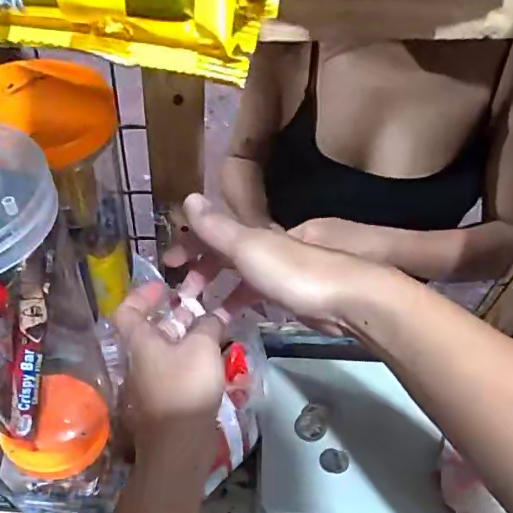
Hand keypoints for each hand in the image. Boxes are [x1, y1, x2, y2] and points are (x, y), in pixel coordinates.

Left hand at [112, 282, 226, 438]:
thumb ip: (209, 326)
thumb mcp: (202, 347)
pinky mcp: (165, 399)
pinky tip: (212, 358)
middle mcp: (139, 360)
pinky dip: (190, 358)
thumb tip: (215, 316)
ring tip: (212, 329)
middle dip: (174, 316)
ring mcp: (150, 381)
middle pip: (151, 330)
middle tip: (198, 306)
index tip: (163, 287)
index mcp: (139, 342)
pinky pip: (175, 369)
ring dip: (186, 337)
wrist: (180, 441)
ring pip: (166, 350)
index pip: (128, 310)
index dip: (142, 295)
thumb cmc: (186, 386)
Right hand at [172, 194, 393, 334]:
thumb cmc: (294, 272)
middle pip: (225, 255)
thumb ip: (218, 227)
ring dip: (218, 289)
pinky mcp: (290, 297)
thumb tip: (188, 196)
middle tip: (181, 295)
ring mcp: (278, 273)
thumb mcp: (250, 246)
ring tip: (199, 309)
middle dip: (200, 271)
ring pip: (239, 277)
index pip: (212, 232)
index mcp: (253, 233)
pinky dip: (240, 302)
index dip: (187, 245)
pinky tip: (231, 316)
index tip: (166, 265)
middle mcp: (265, 248)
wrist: (346, 299)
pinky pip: (256, 295)